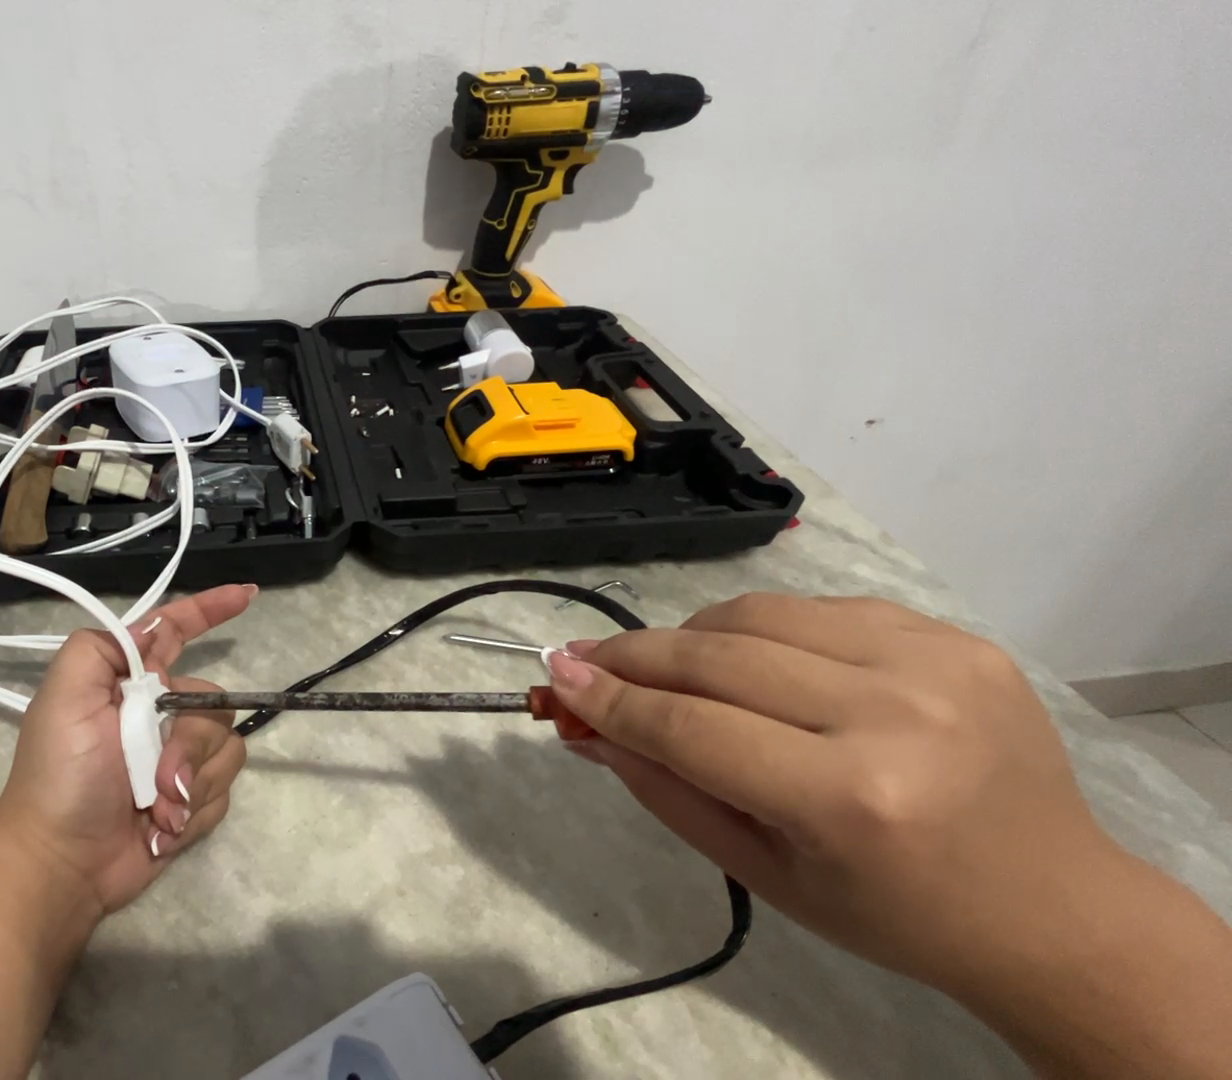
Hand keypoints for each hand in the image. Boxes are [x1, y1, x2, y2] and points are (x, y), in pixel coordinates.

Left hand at [0, 584, 252, 915]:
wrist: (63, 863)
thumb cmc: (61, 776)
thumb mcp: (65, 697)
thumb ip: (103, 648)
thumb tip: (152, 627)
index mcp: (130, 681)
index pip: (176, 631)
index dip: (211, 609)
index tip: (249, 594)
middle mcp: (160, 713)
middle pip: (215, 702)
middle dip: (191, 743)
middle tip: (159, 779)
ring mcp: (178, 758)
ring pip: (226, 749)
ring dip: (191, 783)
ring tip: (157, 809)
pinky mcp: (191, 798)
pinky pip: (224, 789)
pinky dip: (195, 811)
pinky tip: (162, 828)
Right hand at [542, 592, 1121, 993]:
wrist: (1053, 907)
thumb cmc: (891, 911)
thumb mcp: (759, 870)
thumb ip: (663, 787)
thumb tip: (586, 723)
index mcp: (850, 798)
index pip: (691, 726)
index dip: (610, 698)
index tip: (555, 675)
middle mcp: (895, 715)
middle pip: (717, 656)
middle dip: (633, 656)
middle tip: (582, 659)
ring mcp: (934, 662)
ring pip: (757, 615)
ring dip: (690, 636)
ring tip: (664, 664)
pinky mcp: (953, 637)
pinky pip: (815, 609)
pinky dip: (758, 629)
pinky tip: (749, 661)